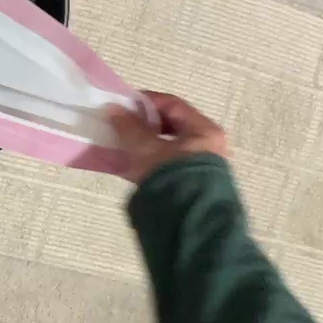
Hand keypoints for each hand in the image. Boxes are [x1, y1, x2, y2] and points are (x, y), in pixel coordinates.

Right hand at [104, 91, 228, 184]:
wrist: (187, 221)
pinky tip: (132, 162)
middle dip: (143, 123)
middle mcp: (208, 144)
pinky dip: (150, 157)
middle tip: (121, 123)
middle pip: (171, 124)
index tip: (122, 104)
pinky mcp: (192, 182)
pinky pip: (167, 161)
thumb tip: (113, 108)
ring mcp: (202, 165)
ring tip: (123, 143)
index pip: (172, 104)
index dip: (144, 101)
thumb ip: (128, 126)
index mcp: (204, 130)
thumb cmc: (169, 174)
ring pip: (168, 144)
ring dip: (145, 141)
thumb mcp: (145, 147)